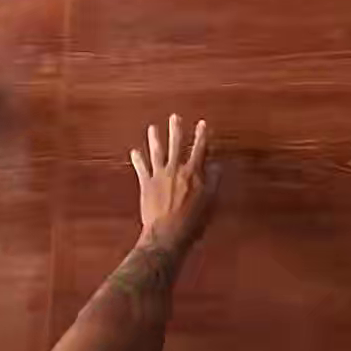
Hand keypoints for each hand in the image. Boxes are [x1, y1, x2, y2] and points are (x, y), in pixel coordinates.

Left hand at [129, 114, 215, 251]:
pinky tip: (134, 151)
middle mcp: (176, 170)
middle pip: (176, 145)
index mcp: (193, 173)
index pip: (199, 149)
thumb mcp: (210, 201)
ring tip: (152, 128)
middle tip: (174, 117)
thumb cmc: (192, 221)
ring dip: (154, 139)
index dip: (202, 136)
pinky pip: (141, 169)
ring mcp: (160, 176)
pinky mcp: (147, 185)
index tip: (202, 124)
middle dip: (176, 130)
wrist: (168, 234)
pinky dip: (138, 160)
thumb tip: (217, 166)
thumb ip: (213, 182)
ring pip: (157, 152)